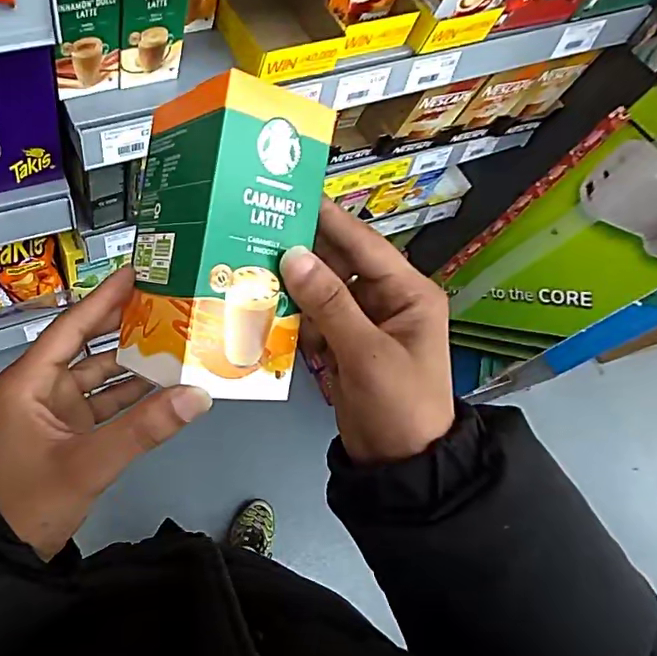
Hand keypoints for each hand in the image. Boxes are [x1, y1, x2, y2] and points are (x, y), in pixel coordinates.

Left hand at [0, 268, 212, 558]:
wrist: (14, 545)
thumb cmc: (32, 501)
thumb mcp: (90, 462)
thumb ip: (143, 429)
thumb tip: (191, 397)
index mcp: (28, 381)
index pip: (71, 327)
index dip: (104, 299)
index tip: (134, 275)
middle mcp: (41, 386)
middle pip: (87, 342)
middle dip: (122, 323)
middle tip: (160, 300)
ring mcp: (57, 405)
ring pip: (99, 370)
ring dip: (132, 359)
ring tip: (170, 338)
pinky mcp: (71, 425)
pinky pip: (105, 397)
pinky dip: (130, 390)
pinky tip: (161, 383)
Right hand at [283, 200, 454, 464]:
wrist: (401, 463)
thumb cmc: (400, 406)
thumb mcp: (367, 352)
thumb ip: (329, 302)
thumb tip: (293, 255)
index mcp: (406, 293)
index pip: (363, 244)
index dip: (329, 218)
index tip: (294, 192)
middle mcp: (384, 300)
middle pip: (338, 264)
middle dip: (301, 251)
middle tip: (257, 228)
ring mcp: (361, 323)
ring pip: (320, 291)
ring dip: (290, 285)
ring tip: (250, 263)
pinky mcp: (342, 344)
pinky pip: (313, 318)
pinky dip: (292, 316)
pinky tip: (264, 309)